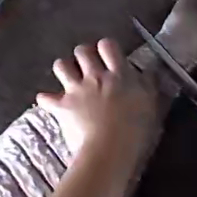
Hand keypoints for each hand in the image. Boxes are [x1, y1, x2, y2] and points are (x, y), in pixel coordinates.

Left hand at [37, 38, 159, 160]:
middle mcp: (95, 77)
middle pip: (82, 51)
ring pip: (61, 65)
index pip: (107, 46)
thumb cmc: (137, 131)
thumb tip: (147, 71)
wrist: (110, 151)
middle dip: (82, 55)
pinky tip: (49, 103)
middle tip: (87, 66)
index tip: (107, 56)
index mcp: (118, 75)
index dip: (105, 48)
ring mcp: (76, 90)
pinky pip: (45, 98)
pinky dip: (46, 100)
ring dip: (63, 69)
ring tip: (68, 78)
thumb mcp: (151, 105)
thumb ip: (147, 85)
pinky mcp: (62, 106)